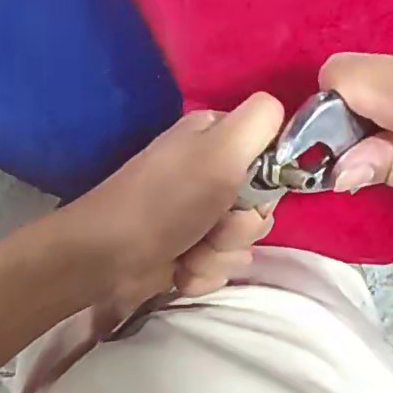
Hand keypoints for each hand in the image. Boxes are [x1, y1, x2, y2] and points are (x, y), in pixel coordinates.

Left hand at [54, 93, 284, 305]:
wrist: (105, 257)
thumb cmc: (163, 201)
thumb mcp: (218, 148)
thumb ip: (261, 121)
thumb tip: (286, 116)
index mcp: (216, 140)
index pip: (274, 160)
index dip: (268, 185)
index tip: (247, 195)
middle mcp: (209, 175)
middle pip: (261, 208)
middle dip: (239, 228)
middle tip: (211, 228)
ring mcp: (198, 219)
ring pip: (242, 245)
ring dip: (218, 256)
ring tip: (188, 254)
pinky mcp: (188, 255)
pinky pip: (220, 269)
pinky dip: (201, 275)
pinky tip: (179, 272)